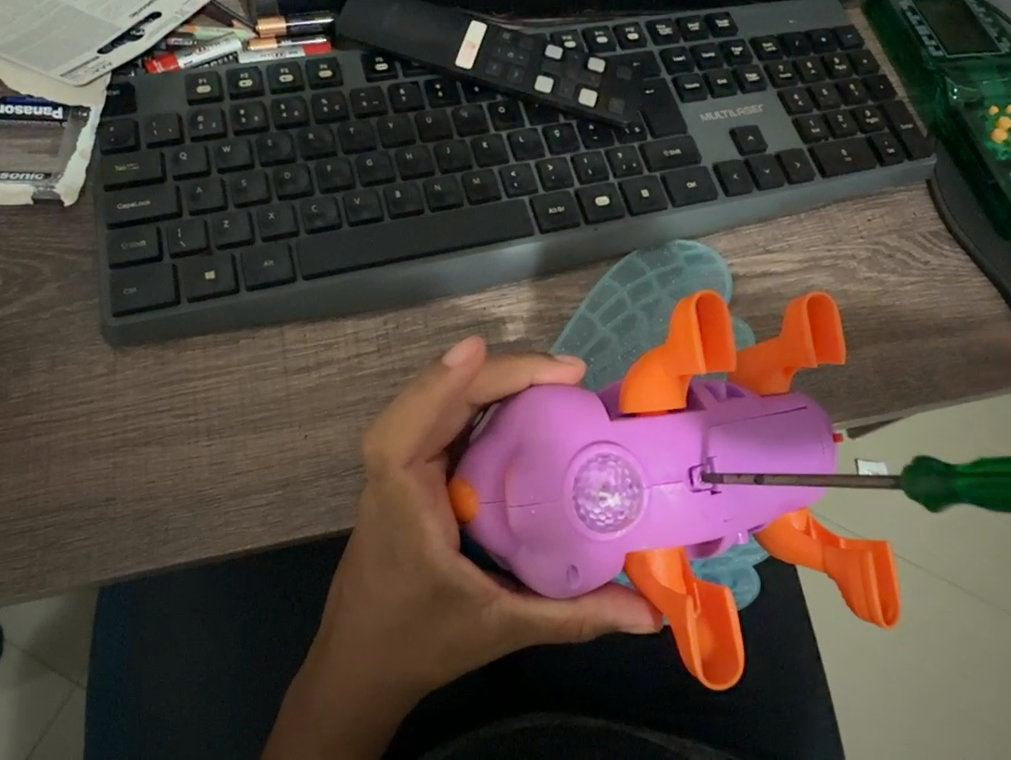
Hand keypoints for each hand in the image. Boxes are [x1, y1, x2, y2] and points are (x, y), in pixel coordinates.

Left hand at [264, 337, 660, 758]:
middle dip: (500, 374)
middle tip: (569, 372)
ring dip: (494, 381)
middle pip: (438, 399)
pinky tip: (525, 400)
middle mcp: (396, 470)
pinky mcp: (417, 470)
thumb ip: (574, 617)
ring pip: (443, 402)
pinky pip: (449, 420)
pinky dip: (484, 401)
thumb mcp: (500, 629)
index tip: (479, 347)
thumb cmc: (418, 642)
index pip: (408, 426)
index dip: (439, 382)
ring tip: (556, 378)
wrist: (362, 662)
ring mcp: (403, 466)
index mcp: (402, 498)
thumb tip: (649, 614)